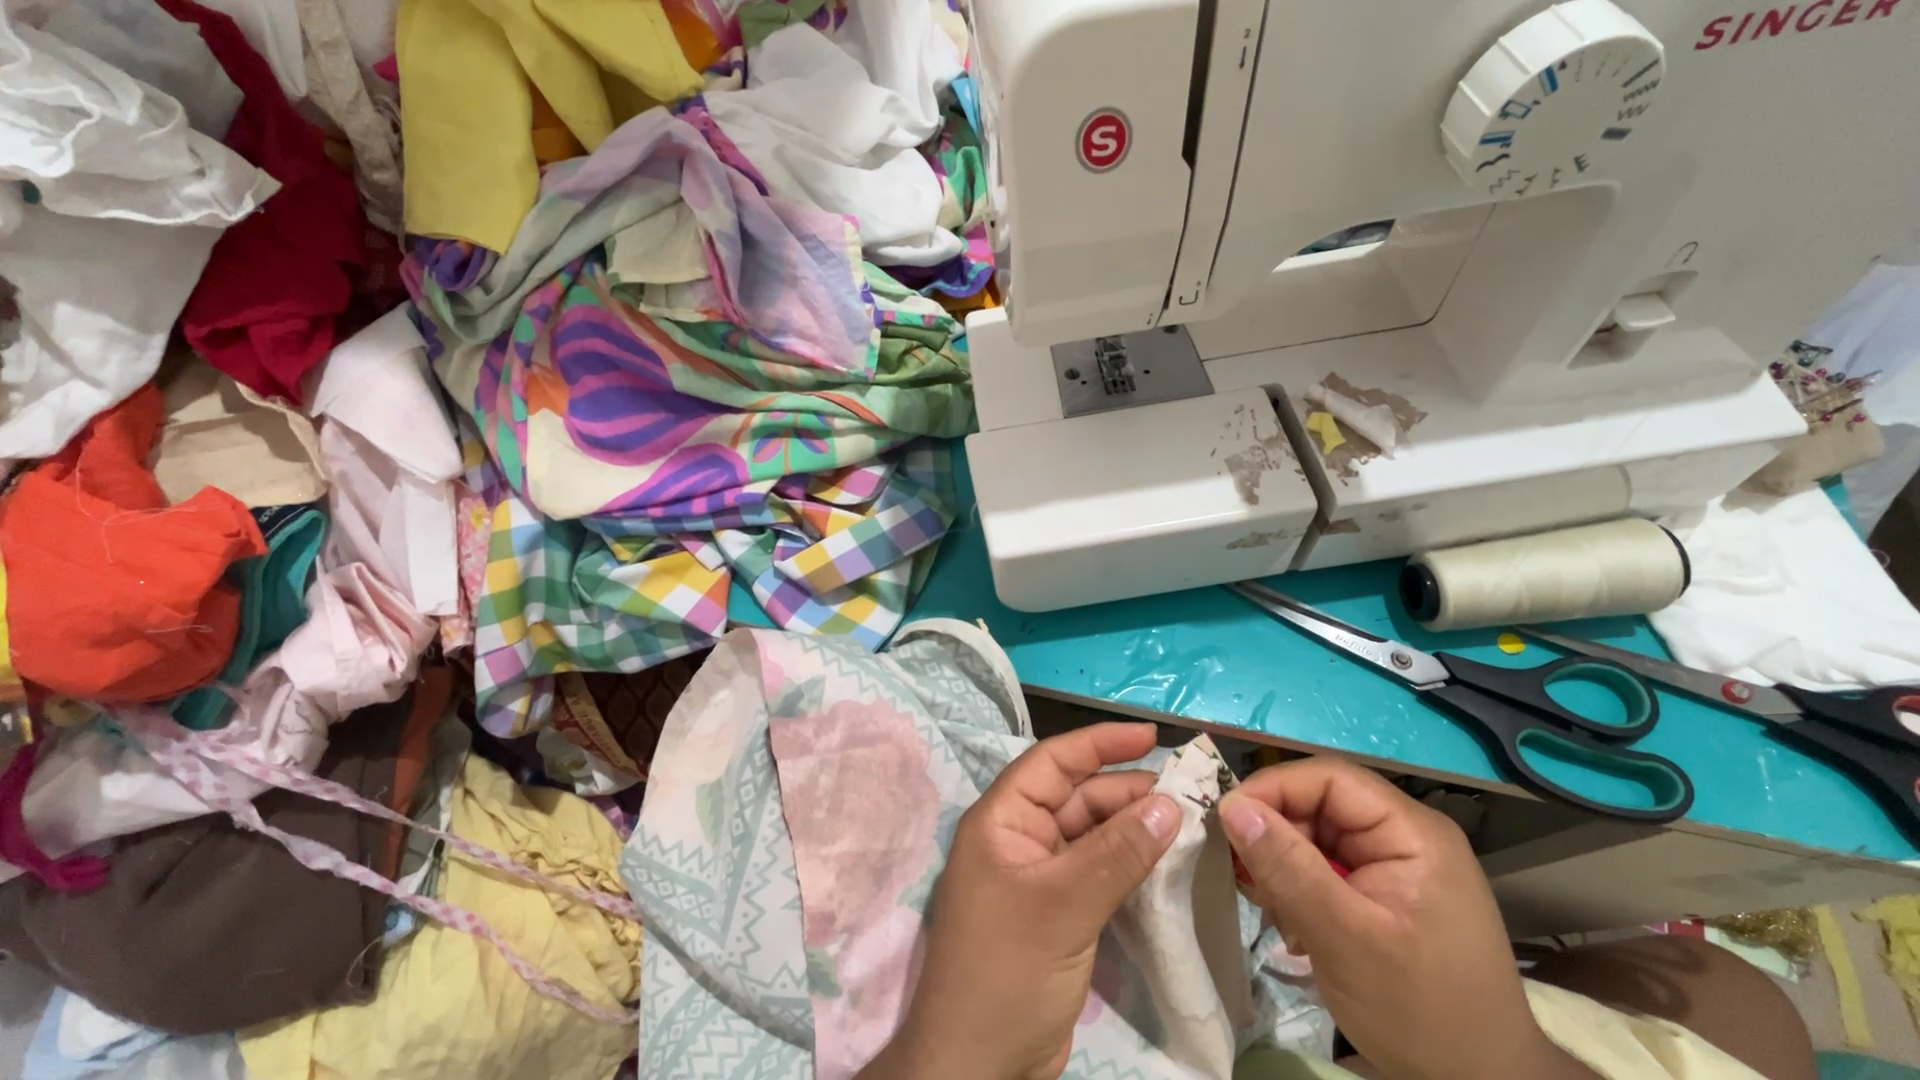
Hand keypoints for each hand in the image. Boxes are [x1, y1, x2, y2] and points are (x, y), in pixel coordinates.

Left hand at [864, 723, 1180, 1079]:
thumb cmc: (1006, 970)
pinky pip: (1098, 872)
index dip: (1098, 744)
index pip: (1051, 763)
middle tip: (1188, 793)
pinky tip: (1167, 862)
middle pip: (1076, 798)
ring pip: (1091, 836)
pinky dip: (1130, 864)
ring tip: (1187, 823)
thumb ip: (1117, 854)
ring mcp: (1038, 879)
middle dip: (1126, 790)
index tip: (1150, 736)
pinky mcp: (1058, 914)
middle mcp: (1018, 841)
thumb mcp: (1062, 906)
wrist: (978, 1065)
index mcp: (1000, 822)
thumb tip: (1169, 804)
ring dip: (1133, 828)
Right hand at [1219, 760, 1596, 1079]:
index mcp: (1412, 832)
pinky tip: (1295, 926)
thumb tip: (1231, 805)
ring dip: (1285, 868)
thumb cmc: (1421, 1010)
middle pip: (1320, 806)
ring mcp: (1396, 866)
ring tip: (1274, 911)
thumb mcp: (1345, 939)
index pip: (1329, 778)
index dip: (1273, 788)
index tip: (1225, 821)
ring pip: (1317, 838)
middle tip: (1247, 881)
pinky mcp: (1384, 894)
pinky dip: (1300, 890)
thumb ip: (1288, 868)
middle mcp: (1405, 836)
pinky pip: (1327, 869)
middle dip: (1276, 836)